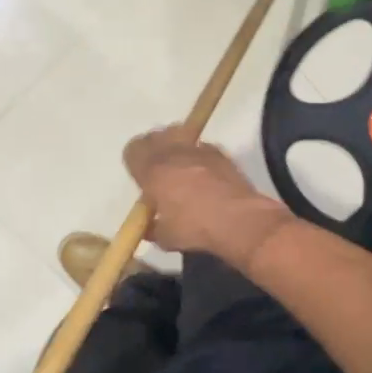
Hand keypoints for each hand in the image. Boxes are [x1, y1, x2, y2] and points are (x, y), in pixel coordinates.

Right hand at [123, 125, 292, 264]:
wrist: (238, 220)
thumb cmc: (195, 228)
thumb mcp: (166, 237)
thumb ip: (153, 228)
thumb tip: (149, 228)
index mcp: (153, 171)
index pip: (132, 151)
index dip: (135, 161)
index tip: (140, 176)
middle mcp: (173, 153)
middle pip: (155, 136)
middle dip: (154, 149)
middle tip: (159, 168)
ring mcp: (199, 150)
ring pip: (179, 135)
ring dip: (176, 146)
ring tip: (181, 165)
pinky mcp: (221, 153)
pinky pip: (202, 146)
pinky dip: (199, 155)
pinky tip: (204, 172)